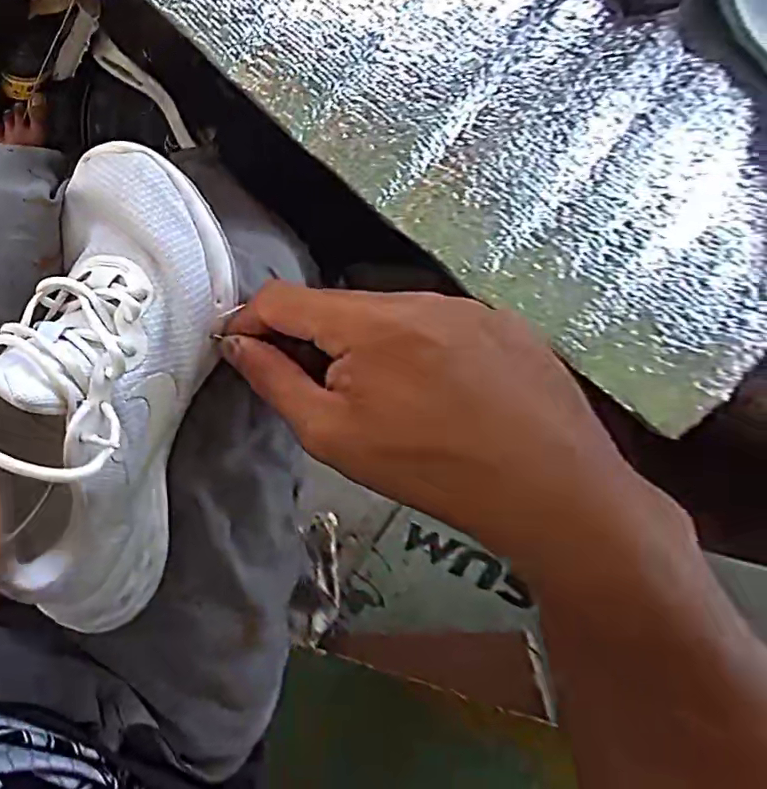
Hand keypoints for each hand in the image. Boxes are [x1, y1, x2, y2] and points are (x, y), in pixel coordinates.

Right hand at [220, 283, 673, 568]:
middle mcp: (419, 301)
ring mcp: (467, 308)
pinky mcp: (502, 323)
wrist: (564, 502)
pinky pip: (423, 319)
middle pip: (327, 302)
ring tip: (368, 388)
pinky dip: (400, 342)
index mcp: (373, 324)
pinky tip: (420, 384)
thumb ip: (270, 377)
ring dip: (351, 338)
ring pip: (374, 309)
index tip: (241, 352)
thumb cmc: (431, 470)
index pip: (279, 297)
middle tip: (305, 382)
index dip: (247, 321)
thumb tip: (234, 342)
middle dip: (301, 335)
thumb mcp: (327, 432)